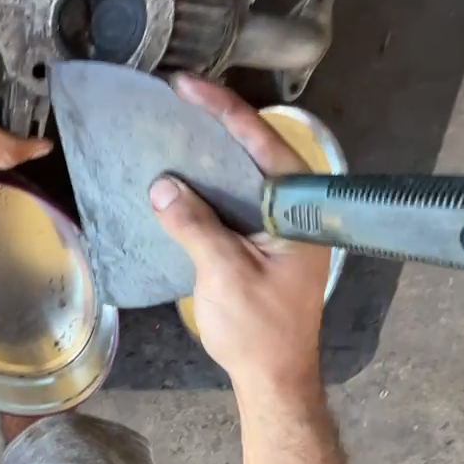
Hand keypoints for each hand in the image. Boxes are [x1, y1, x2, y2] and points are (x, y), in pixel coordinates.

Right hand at [150, 74, 329, 397]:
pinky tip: (182, 185)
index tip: (188, 87)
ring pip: (243, 178)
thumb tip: (163, 187)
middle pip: (255, 152)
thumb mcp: (224, 273)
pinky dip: (207, 191)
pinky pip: (232, 205)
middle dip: (217, 123)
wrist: (272, 377)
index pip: (263, 143)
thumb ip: (196, 226)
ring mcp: (279, 229)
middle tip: (179, 99)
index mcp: (300, 210)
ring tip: (175, 132)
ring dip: (210, 156)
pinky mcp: (260, 246)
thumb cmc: (258, 329)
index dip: (225, 111)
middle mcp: (294, 212)